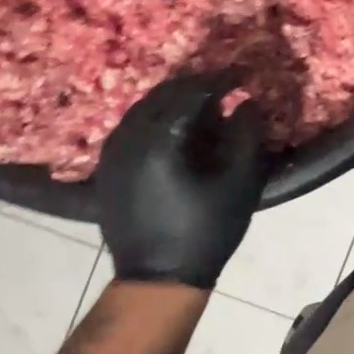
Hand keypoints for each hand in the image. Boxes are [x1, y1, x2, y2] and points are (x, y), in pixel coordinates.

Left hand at [96, 74, 266, 289]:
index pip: (190, 92)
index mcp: (159, 140)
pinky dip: (158, 117)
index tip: (243, 74)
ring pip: (143, 108)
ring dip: (175, 100)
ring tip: (205, 104)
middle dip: (196, 85)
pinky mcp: (107, 168)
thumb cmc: (205, 231)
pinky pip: (132, 127)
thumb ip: (245, 137)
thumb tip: (246, 102)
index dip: (220, 79)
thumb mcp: (238, 184)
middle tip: (225, 85)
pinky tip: (177, 129)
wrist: (157, 278)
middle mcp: (128, 138)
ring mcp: (111, 153)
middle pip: (162, 94)